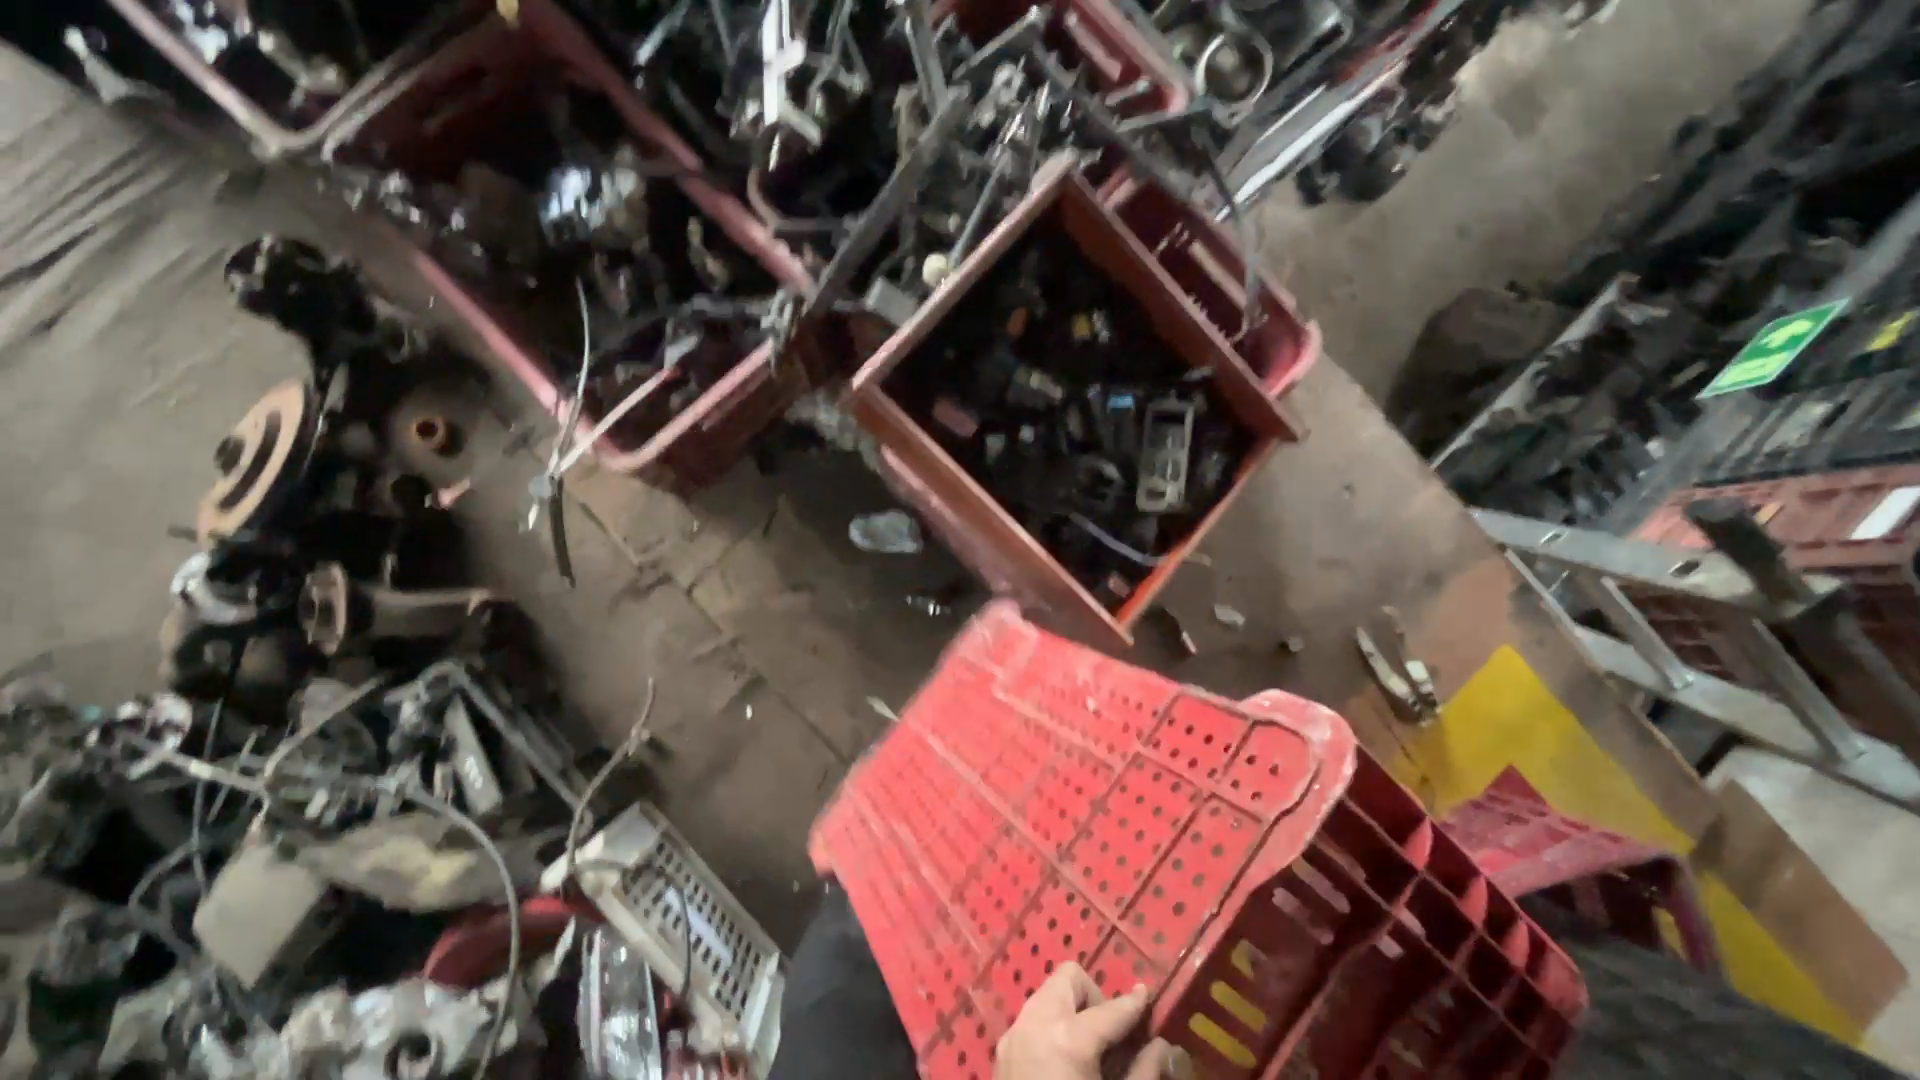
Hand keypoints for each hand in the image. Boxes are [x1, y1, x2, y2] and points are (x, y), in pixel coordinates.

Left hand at [994, 963, 1188, 1079]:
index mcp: (1066, 1038)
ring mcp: (1012, 1038)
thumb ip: (1145, 1073)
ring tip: (1094, 1053)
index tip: (1149, 1000)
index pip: (1112, 1009)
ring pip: (1047, 997)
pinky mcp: (1001, 1056)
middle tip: (1114, 1037)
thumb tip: (1161, 1046)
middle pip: (1068, 980)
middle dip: (1096, 998)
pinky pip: (1032, 1021)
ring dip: (1073, 1011)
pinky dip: (1053, 1028)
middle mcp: (1033, 1025)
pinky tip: (1070, 1066)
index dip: (1136, 1005)